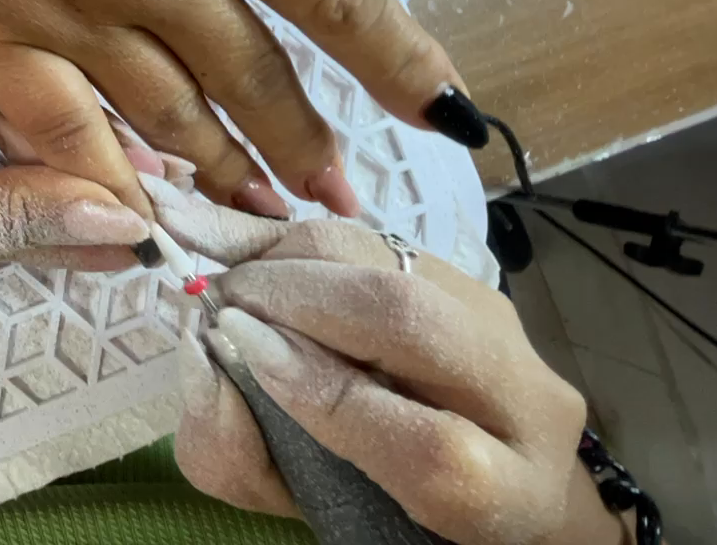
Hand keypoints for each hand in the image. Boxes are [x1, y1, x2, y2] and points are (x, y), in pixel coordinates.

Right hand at [0, 0, 469, 222]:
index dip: (396, 62)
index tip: (438, 115)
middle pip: (253, 76)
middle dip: (304, 143)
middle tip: (335, 196)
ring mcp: (71, 10)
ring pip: (166, 113)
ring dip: (219, 167)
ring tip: (252, 210)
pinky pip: (60, 127)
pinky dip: (106, 177)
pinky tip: (136, 216)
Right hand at [154, 189, 624, 544]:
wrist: (443, 445)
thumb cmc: (357, 486)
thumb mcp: (290, 494)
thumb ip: (231, 451)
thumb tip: (197, 357)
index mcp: (500, 496)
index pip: (430, 452)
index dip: (317, 390)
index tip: (233, 342)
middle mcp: (519, 399)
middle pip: (409, 319)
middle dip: (287, 295)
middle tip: (216, 299)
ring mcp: (487, 316)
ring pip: (379, 255)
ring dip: (276, 253)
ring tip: (216, 265)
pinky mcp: (444, 265)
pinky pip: (351, 231)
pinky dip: (274, 229)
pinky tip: (212, 221)